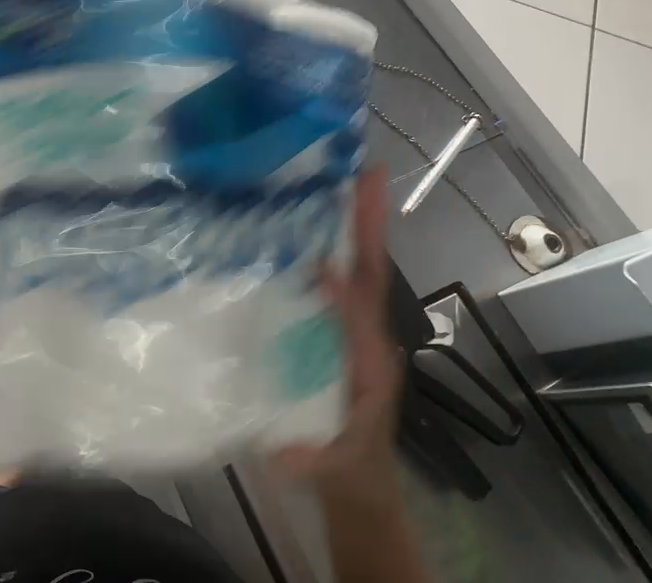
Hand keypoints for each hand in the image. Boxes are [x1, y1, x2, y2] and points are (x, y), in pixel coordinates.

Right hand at [275, 166, 406, 509]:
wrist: (357, 478)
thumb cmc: (344, 467)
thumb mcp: (328, 468)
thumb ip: (312, 459)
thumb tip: (283, 451)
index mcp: (367, 366)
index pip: (358, 320)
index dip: (343, 292)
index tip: (321, 262)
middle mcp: (365, 337)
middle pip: (368, 274)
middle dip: (367, 226)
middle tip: (363, 174)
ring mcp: (352, 328)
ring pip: (354, 269)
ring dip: (349, 225)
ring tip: (333, 179)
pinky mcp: (334, 325)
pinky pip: (333, 278)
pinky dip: (326, 243)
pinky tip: (298, 218)